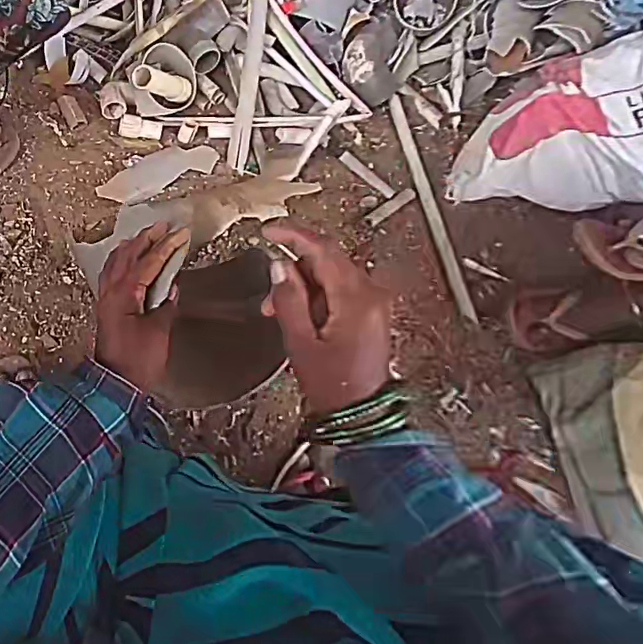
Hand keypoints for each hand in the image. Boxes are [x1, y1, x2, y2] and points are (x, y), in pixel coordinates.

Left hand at [92, 223, 191, 393]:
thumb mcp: (159, 331)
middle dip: (145, 239)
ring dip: (130, 247)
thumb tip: (172, 288)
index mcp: (124, 295)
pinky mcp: (105, 308)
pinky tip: (126, 261)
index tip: (180, 234)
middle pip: (126, 256)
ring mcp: (105, 300)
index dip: (165, 246)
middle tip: (162, 227)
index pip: (147, 262)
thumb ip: (166, 305)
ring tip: (145, 236)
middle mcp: (110, 293)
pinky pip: (110, 275)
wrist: (116, 384)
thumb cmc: (138, 361)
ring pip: (115, 263)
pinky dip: (120, 261)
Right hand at [260, 224, 394, 414]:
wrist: (360, 412)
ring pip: (331, 273)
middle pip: (328, 259)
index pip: (324, 251)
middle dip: (293, 267)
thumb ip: (288, 299)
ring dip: (302, 283)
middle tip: (269, 289)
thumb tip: (279, 266)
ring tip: (279, 309)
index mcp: (356, 299)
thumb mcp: (300, 342)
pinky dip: (315, 293)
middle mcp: (370, 294)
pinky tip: (299, 313)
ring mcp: (373, 302)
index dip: (294, 235)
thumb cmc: (333, 384)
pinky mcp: (369, 311)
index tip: (270, 231)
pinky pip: (338, 288)